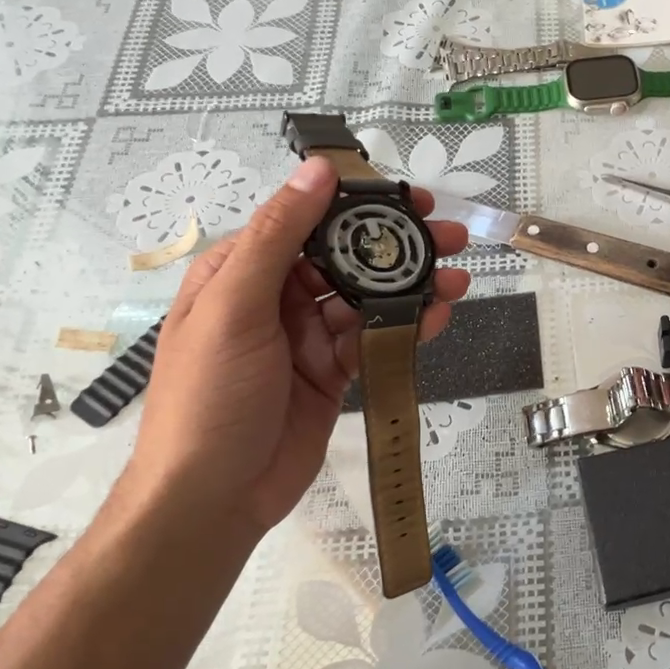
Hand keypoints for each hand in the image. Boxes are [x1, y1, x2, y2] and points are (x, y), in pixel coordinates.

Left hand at [120, 156, 468, 534]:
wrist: (213, 498)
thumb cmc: (210, 396)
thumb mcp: (235, 307)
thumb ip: (278, 237)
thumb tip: (318, 169)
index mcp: (241, 272)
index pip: (305, 220)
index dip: (357, 204)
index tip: (409, 197)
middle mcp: (276, 298)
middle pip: (345, 257)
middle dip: (397, 245)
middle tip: (451, 235)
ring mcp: (308, 337)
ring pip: (368, 298)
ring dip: (413, 286)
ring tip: (459, 278)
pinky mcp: (334, 372)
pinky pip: (376, 338)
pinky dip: (409, 327)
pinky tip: (439, 318)